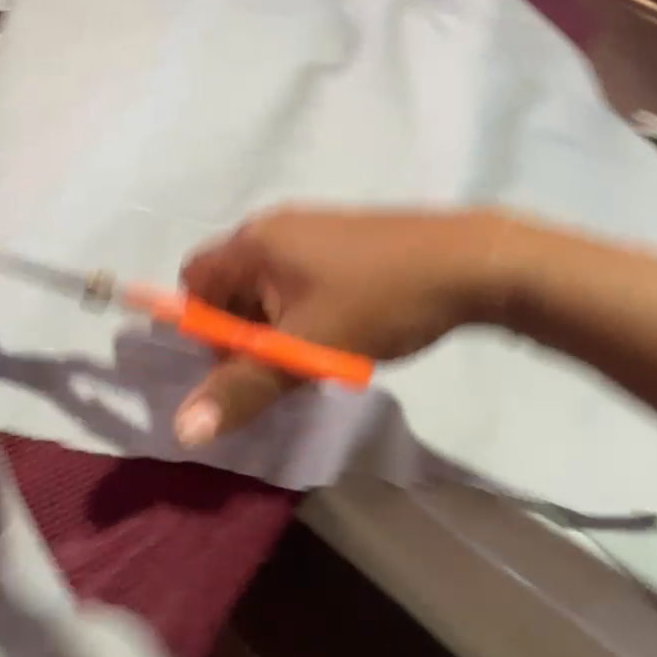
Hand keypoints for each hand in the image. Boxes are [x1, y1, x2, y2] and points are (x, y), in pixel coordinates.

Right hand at [173, 207, 510, 445]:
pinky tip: (341, 335)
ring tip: (314, 357)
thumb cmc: (378, 301)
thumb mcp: (307, 350)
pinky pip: (299, 279)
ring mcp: (312, 230)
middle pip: (230, 283)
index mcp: (254, 241)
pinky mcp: (343, 241)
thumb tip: (185, 429)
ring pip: (269, 286)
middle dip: (243, 331)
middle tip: (279, 369)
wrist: (472, 263)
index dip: (202, 324)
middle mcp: (275, 227)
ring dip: (276, 326)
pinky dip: (304, 312)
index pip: (194, 278)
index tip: (238, 363)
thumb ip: (244, 388)